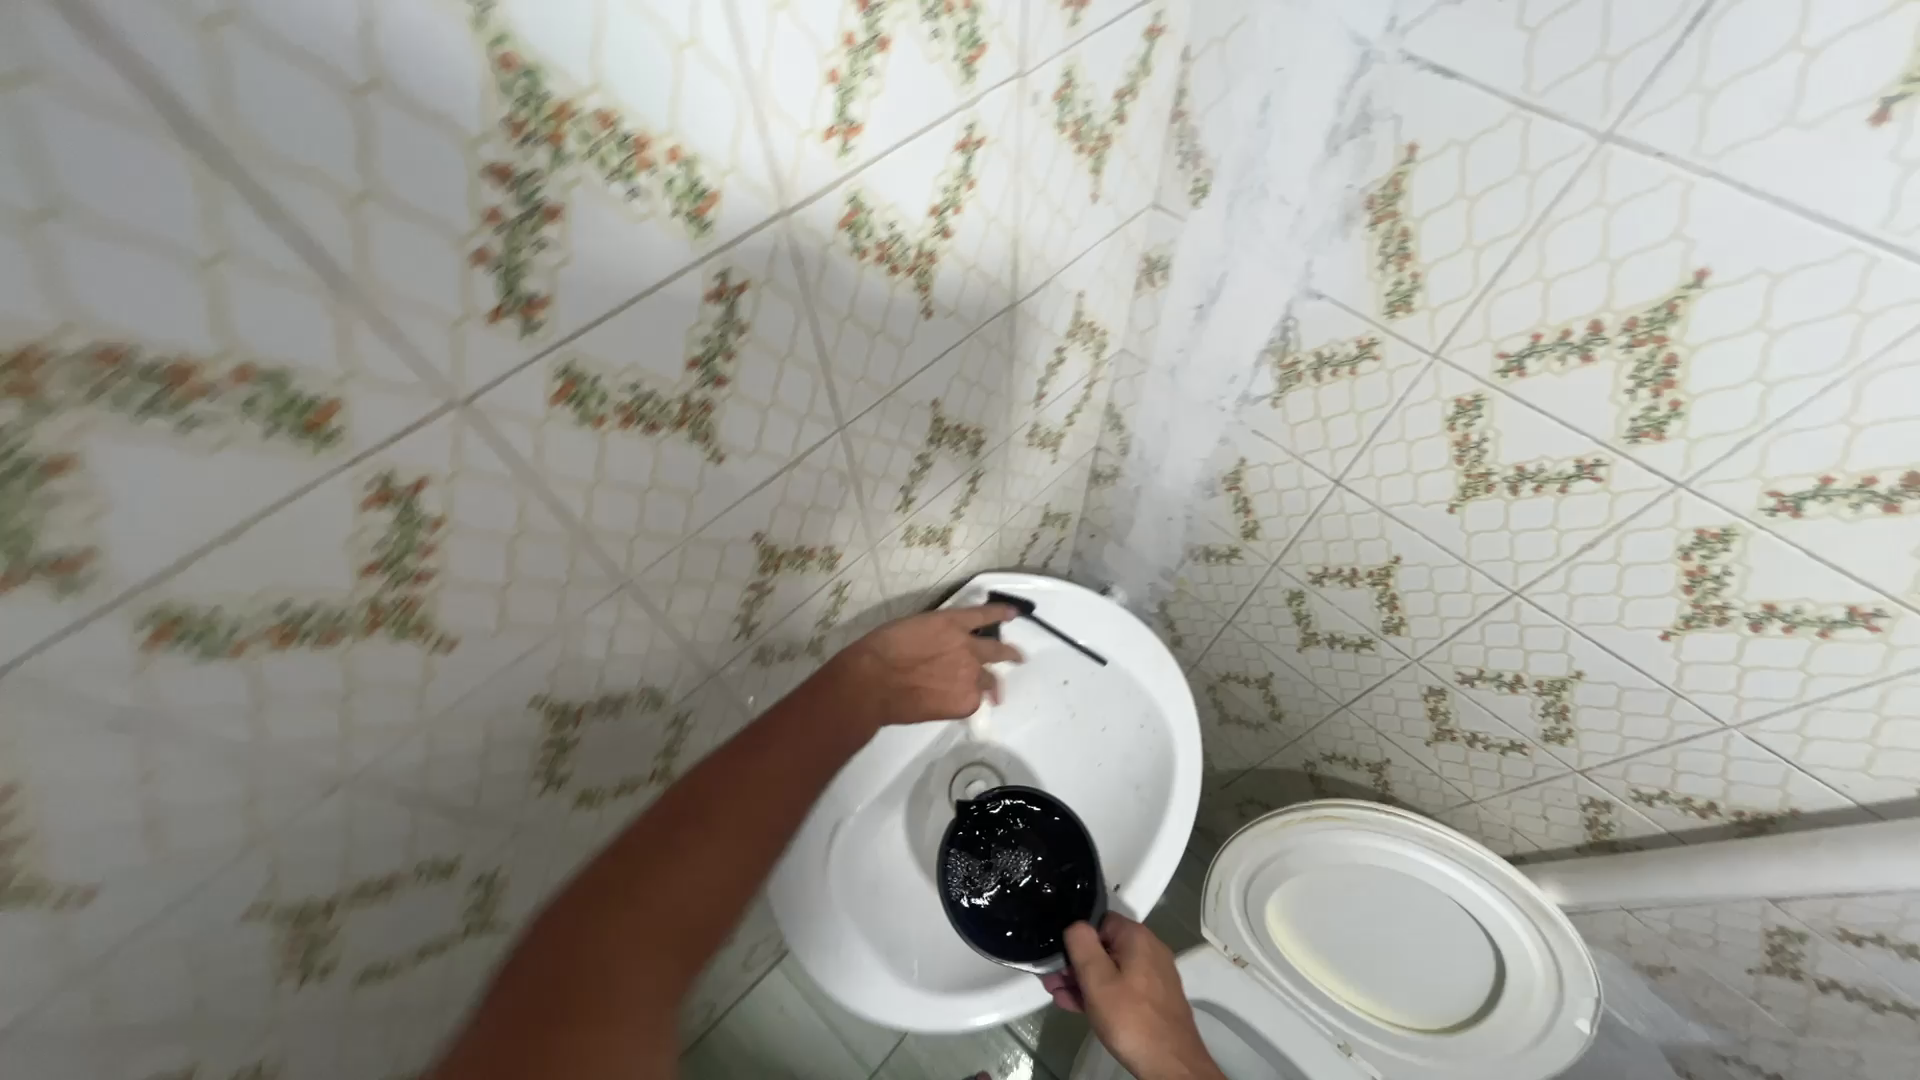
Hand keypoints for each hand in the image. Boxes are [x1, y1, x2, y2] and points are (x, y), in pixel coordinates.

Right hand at [814, 603, 1022, 733]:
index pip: (984, 615)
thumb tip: (943, 649)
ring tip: (996, 692)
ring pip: (991, 680)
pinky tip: (956, 705)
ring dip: (994, 684)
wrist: (874, 681)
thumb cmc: (883, 649)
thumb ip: (937, 637)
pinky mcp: (966, 701)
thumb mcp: (914, 629)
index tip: (1015, 613)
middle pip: (998, 651)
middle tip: (1019, 657)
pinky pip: (973, 701)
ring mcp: (970, 675)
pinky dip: (968, 702)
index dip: (1001, 613)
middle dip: (1010, 654)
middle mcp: (968, 647)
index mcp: (951, 622)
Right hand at [1043, 915, 1224, 1079]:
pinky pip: (1122, 987)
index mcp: (1136, 936)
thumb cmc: (1131, 1018)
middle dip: (1076, 963)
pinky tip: (1078, 1005)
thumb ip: (1081, 944)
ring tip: (1058, 995)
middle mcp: (1148, 949)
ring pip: (1111, 969)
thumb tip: (1075, 924)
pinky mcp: (1154, 999)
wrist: (1171, 1066)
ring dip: (1084, 980)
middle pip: (1104, 946)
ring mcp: (1153, 975)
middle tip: (1051, 980)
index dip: (1076, 937)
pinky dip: (1102, 993)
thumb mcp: (1097, 979)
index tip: (1059, 957)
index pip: (1098, 921)